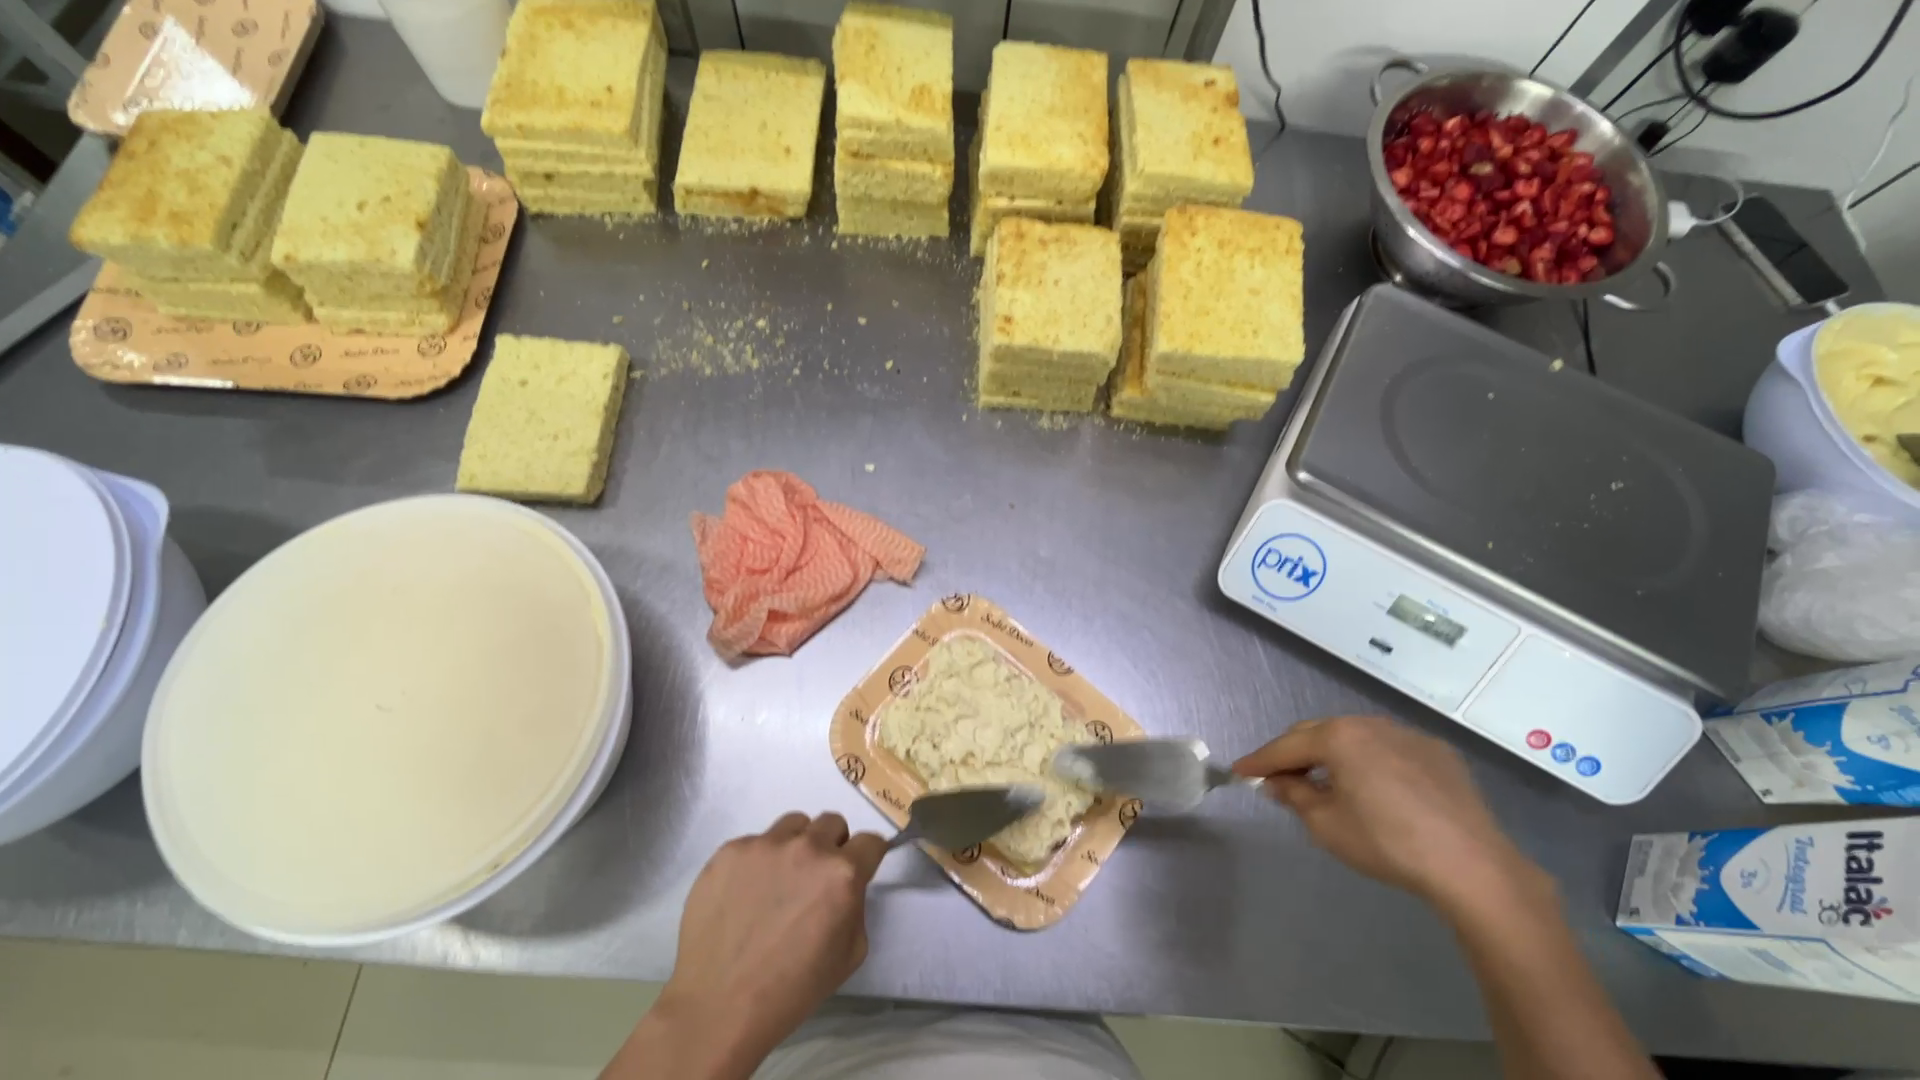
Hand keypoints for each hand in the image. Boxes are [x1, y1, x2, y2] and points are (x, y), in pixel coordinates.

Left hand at [651, 813, 885, 1074]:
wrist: (720, 1004)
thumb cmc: (793, 988)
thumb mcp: (850, 955)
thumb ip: (856, 906)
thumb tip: (846, 887)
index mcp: (842, 874)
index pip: (870, 841)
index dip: (867, 856)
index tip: (859, 869)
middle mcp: (806, 848)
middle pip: (832, 823)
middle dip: (833, 846)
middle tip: (816, 879)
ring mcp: (764, 845)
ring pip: (793, 825)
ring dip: (796, 845)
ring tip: (778, 882)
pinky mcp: (729, 851)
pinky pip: (754, 843)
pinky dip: (757, 862)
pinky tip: (744, 895)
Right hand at [1233, 716, 1541, 912]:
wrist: (1471, 863)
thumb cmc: (1386, 843)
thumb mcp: (1327, 826)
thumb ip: (1295, 796)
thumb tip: (1279, 783)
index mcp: (1339, 737)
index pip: (1286, 746)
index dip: (1259, 761)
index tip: (1239, 772)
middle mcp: (1371, 724)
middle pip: (1320, 734)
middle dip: (1295, 754)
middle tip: (1278, 778)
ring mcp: (1408, 735)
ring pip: (1356, 738)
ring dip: (1334, 756)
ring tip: (1326, 783)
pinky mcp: (1439, 753)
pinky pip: (1390, 750)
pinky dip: (1371, 762)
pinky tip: (1375, 790)